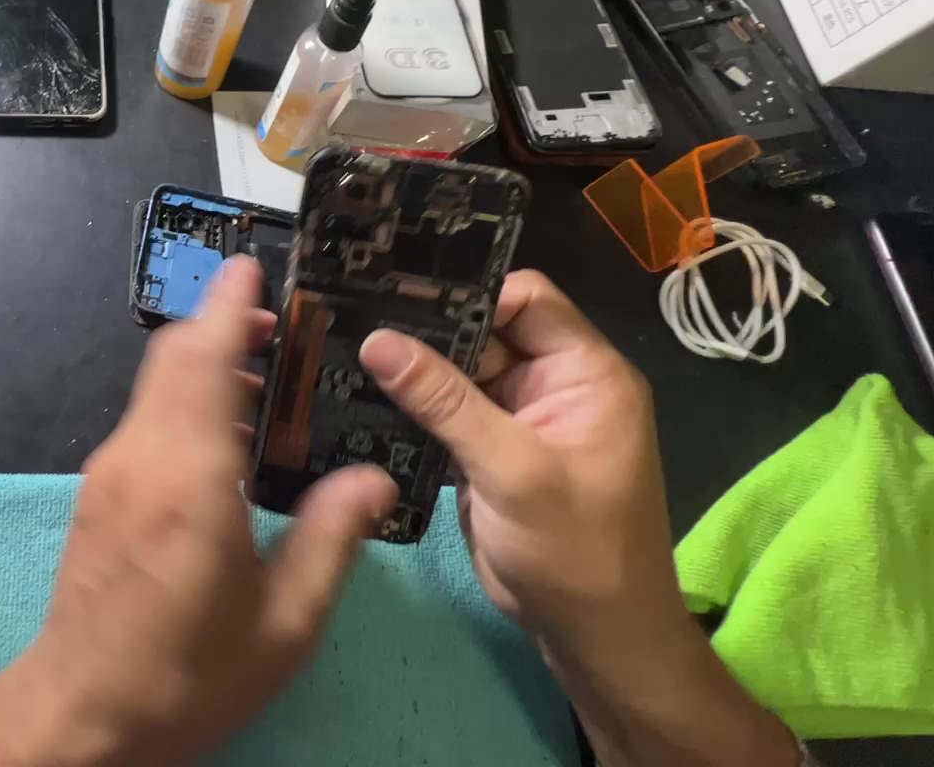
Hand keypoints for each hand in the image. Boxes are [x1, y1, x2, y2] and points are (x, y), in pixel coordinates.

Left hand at [0, 256, 396, 766]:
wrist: (80, 709)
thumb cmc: (187, 673)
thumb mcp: (282, 621)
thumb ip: (329, 538)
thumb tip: (374, 478)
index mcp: (188, 477)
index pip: (202, 361)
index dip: (225, 307)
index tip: (248, 267)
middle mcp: (140, 453)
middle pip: (173, 357)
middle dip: (220, 326)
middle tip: (278, 329)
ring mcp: (111, 467)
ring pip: (157, 384)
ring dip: (205, 364)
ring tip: (263, 382)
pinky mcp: (100, 485)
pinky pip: (147, 417)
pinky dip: (186, 400)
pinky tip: (225, 437)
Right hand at [359, 271, 797, 766]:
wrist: (589, 637)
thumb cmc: (577, 550)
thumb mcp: (513, 468)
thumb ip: (443, 399)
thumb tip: (376, 340)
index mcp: (583, 373)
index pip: (525, 300)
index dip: (468, 295)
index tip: (400, 298)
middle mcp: (549, 384)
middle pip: (480, 331)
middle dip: (424, 330)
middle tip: (354, 320)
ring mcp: (513, 417)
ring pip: (452, 369)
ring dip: (408, 369)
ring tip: (343, 352)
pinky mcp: (483, 448)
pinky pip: (439, 408)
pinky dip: (407, 405)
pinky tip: (357, 397)